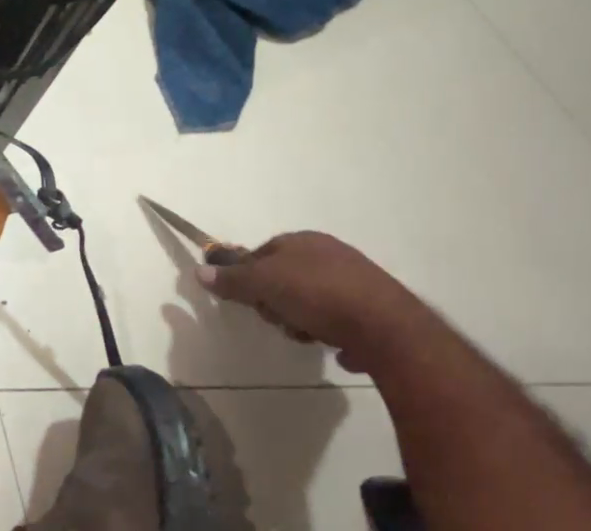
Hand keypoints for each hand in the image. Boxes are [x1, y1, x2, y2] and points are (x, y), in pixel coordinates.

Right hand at [197, 231, 428, 372]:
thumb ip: (231, 279)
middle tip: (281, 319)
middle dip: (278, 302)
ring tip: (311, 337)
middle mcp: (333, 254)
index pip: (262, 253)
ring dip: (306, 321)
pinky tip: (340, 349)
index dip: (250, 277)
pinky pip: (347, 321)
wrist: (391, 332)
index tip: (251, 300)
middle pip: (287, 278)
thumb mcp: (263, 284)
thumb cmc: (318, 296)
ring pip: (315, 301)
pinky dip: (338, 334)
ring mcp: (361, 283)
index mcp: (304, 240)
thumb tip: (199, 272)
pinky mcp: (383, 312)